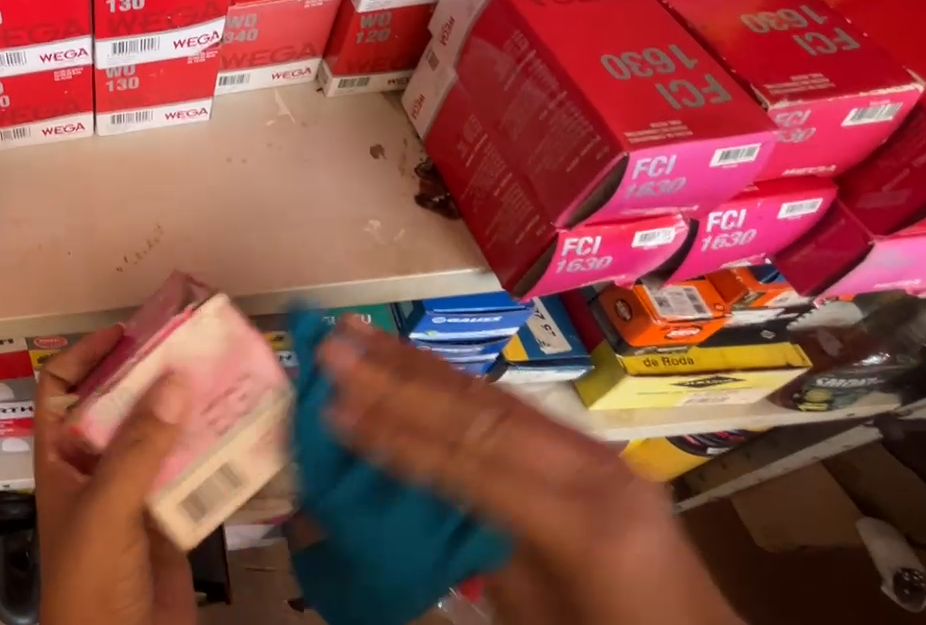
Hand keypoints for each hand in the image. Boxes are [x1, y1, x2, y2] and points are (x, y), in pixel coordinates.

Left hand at [34, 324, 197, 624]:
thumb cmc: (91, 577)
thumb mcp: (106, 506)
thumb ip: (139, 446)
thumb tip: (173, 379)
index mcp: (62, 454)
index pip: (62, 386)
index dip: (87, 354)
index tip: (127, 332)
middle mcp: (96, 464)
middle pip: (120, 404)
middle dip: (151, 376)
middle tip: (192, 347)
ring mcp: (134, 490)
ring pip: (160, 435)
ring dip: (188, 410)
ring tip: (225, 377)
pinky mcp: (170, 516)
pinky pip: (191, 473)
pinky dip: (213, 453)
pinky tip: (240, 431)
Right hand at [318, 318, 743, 624]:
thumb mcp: (535, 612)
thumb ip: (468, 545)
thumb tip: (381, 498)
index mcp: (587, 526)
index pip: (472, 464)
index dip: (396, 435)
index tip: (334, 408)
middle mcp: (595, 473)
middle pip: (477, 412)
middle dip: (394, 379)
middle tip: (331, 347)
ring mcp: (594, 453)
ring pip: (490, 396)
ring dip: (413, 361)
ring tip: (356, 329)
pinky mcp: (587, 448)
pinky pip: (508, 404)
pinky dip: (449, 377)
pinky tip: (409, 356)